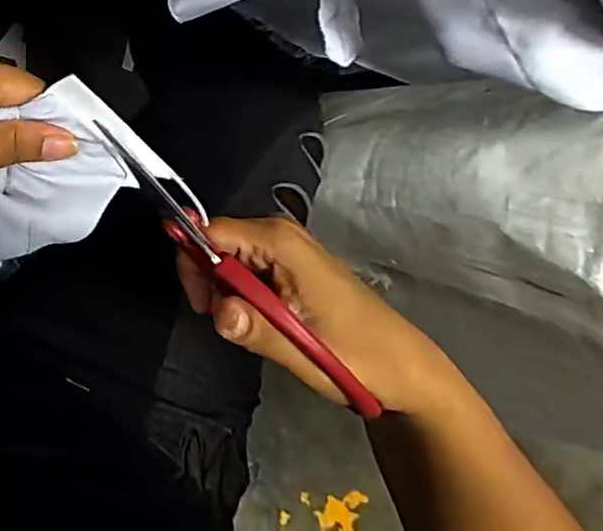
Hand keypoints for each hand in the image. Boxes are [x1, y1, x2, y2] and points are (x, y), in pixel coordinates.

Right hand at [178, 217, 462, 414]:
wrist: (408, 370)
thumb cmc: (362, 357)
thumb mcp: (303, 351)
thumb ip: (254, 328)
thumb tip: (216, 311)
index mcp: (280, 241)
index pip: (208, 230)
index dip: (194, 263)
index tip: (202, 304)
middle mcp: (279, 232)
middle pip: (214, 241)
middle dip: (209, 281)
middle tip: (228, 321)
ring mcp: (284, 244)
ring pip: (226, 255)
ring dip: (226, 290)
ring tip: (252, 324)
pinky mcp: (287, 259)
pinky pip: (244, 264)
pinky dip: (241, 291)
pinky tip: (262, 316)